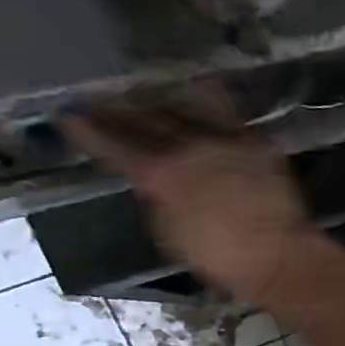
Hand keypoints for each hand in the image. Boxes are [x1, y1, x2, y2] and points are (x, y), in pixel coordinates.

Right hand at [60, 90, 313, 302]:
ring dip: (157, 97)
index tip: (67, 116)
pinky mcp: (251, 140)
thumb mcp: (172, 236)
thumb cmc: (221, 259)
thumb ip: (157, 201)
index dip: (86, 130)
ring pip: (181, 107)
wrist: (277, 255)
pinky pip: (225, 109)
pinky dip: (207, 97)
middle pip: (142, 120)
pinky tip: (197, 85)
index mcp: (158, 176)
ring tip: (142, 89)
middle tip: (98, 96)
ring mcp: (220, 139)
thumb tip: (151, 183)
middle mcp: (185, 148)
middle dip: (116, 108)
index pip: (112, 146)